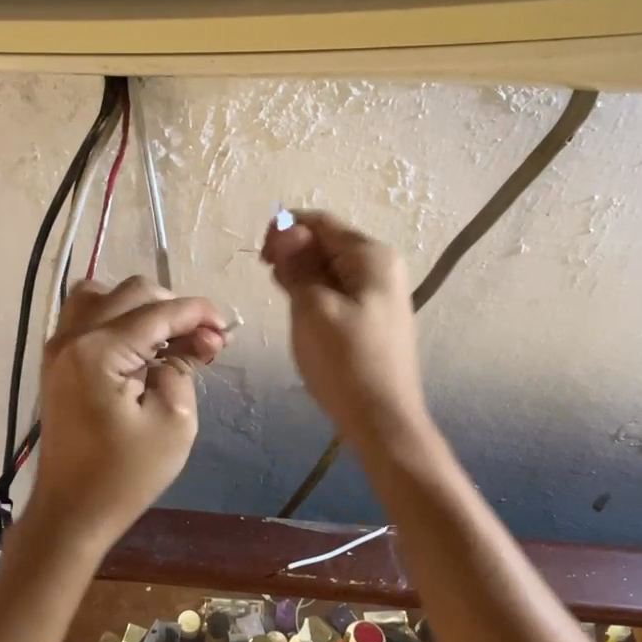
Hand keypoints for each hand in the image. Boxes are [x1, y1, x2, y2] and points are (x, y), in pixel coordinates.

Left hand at [23, 277, 226, 553]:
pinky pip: (85, 317)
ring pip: (102, 295)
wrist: (71, 511)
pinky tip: (140, 348)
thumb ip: (183, 367)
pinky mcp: (56, 362)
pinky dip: (116, 319)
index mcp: (99, 350)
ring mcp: (58, 347)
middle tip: (202, 342)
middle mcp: (71, 337)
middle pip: (131, 292)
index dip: (197, 313)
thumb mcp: (174, 422)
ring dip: (140, 307)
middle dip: (173, 309)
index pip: (158, 311)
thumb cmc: (125, 475)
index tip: (225, 329)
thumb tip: (195, 338)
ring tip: (167, 340)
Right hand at [261, 211, 428, 443]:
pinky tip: (300, 311)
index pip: (321, 223)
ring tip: (284, 298)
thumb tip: (286, 229)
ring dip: (301, 274)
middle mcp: (381, 267)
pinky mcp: (372, 316)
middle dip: (293, 253)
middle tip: (271, 281)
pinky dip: (314, 292)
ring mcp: (378, 293)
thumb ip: (297, 264)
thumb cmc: (345, 361)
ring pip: (329, 268)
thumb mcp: (312, 307)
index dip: (286, 230)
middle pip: (327, 242)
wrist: (381, 418)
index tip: (260, 257)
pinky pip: (337, 290)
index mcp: (372, 256)